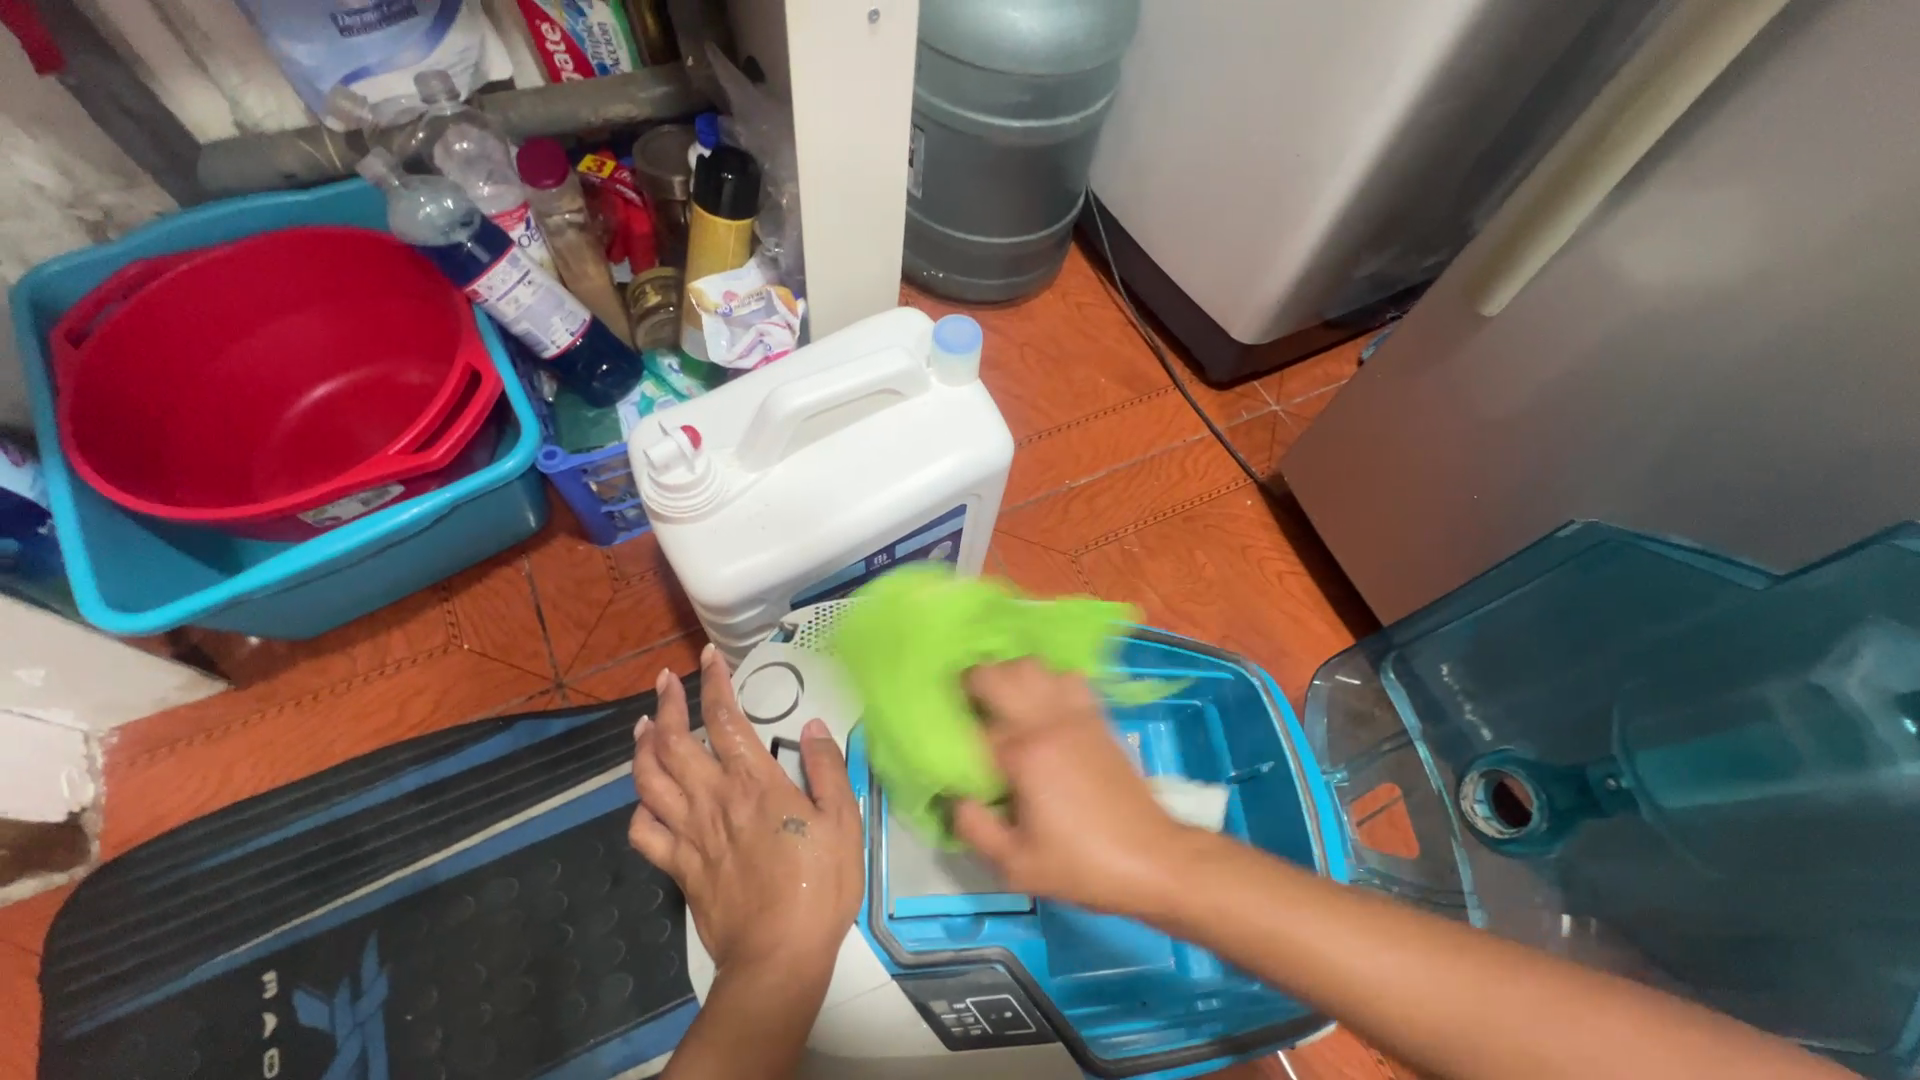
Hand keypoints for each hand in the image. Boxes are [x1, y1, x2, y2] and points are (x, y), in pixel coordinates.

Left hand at [628, 644, 864, 974]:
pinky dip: (640, 809)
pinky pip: (646, 832)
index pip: (725, 720)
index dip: (714, 683)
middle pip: (674, 742)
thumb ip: (827, 769)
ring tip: (645, 724)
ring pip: (649, 780)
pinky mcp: (680, 868)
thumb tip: (813, 728)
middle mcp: (713, 800)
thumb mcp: (843, 821)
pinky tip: (646, 799)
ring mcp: (690, 834)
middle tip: (667, 681)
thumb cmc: (820, 885)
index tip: (709, 657)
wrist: (779, 956)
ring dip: (642, 746)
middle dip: (667, 704)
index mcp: (755, 783)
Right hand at [951, 659, 1194, 916]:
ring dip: (1010, 674)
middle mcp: (1049, 721)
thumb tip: (955, 795)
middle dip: (974, 682)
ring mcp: (1078, 715)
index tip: (940, 734)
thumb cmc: (1083, 866)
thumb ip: (974, 826)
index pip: (974, 721)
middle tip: (964, 706)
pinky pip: (1068, 678)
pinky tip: (1040, 704)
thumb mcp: (1016, 865)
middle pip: (1001, 673)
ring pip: (1035, 665)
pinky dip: (1047, 680)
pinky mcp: (1099, 718)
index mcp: (1024, 753)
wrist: (1155, 860)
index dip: (952, 724)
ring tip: (1000, 700)